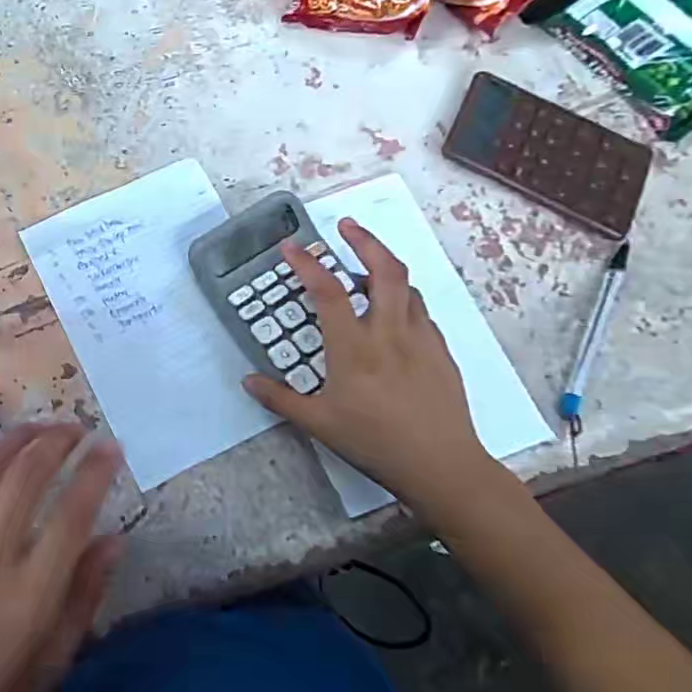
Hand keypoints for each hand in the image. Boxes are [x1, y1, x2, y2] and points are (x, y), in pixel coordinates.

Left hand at [0, 424, 124, 691]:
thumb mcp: (57, 658)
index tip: (111, 447)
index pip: (72, 513)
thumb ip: (87, 592)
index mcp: (31, 594)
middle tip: (77, 429)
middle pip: (26, 476)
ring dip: (15, 439)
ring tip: (39, 426)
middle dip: (56, 441)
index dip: (95, 472)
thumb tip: (114, 536)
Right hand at [242, 219, 500, 513]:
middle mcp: (390, 333)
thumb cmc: (375, 442)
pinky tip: (392, 311)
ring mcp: (421, 339)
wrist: (442, 465)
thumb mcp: (318, 423)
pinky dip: (402, 298)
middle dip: (365, 241)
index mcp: (354, 348)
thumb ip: (280, 398)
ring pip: (407, 287)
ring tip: (366, 265)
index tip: (291, 246)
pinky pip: (420, 311)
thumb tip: (249, 381)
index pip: (329, 292)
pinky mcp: (441, 351)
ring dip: (385, 266)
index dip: (307, 264)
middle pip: (385, 270)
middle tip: (346, 225)